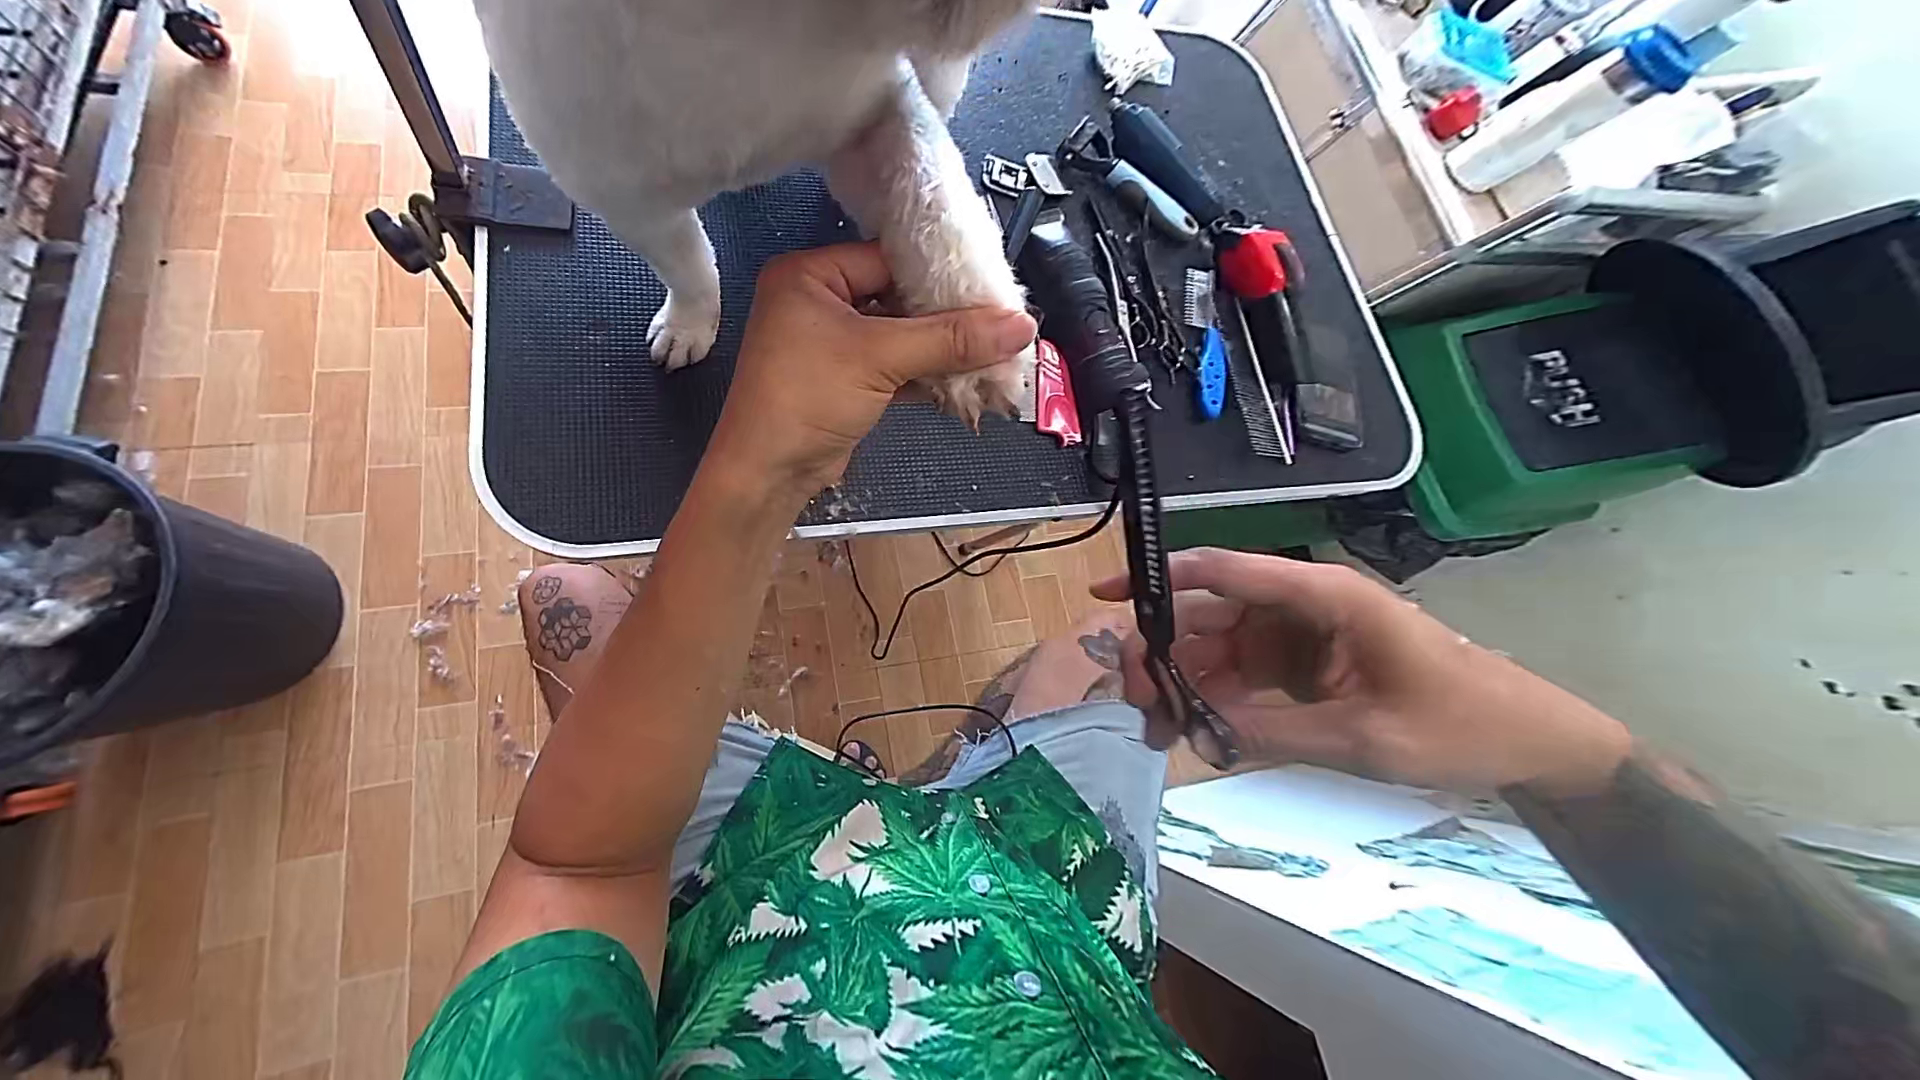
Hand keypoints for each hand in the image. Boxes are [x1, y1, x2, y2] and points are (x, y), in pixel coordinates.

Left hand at [706, 242, 1035, 491]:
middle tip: (996, 321)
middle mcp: (819, 302)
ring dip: (940, 351)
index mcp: (810, 275)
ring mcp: (832, 345)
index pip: (888, 259)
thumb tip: (1018, 326)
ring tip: (991, 353)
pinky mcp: (846, 381)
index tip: (988, 287)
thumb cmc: (805, 399)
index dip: (939, 274)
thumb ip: (951, 339)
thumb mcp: (880, 358)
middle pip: (898, 299)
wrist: (770, 474)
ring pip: (900, 336)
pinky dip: (925, 375)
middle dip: (946, 318)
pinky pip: (894, 367)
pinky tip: (963, 379)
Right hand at [1093, 548, 1631, 795]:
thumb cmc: (1461, 725)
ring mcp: (1296, 634)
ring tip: (1153, 725)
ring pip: (1215, 646)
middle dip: (1161, 651)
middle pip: (1208, 613)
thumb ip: (1273, 732)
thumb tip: (1195, 734)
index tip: (1105, 595)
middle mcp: (1300, 604)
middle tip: (1134, 699)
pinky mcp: (1297, 662)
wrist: (1529, 742)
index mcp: (1322, 596)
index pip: (1225, 572)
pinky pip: (1238, 673)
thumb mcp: (1364, 738)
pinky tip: (1189, 727)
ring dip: (1181, 681)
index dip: (1159, 578)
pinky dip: (1210, 698)